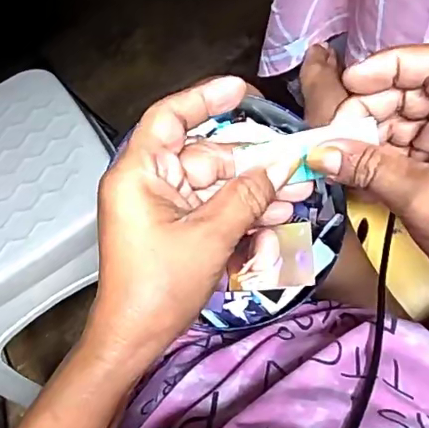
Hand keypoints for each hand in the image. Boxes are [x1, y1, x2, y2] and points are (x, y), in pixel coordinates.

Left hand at [89, 77, 300, 355]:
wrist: (133, 337)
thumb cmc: (157, 287)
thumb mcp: (209, 237)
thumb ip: (247, 196)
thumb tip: (279, 168)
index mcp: (137, 174)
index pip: (168, 117)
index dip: (204, 98)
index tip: (242, 90)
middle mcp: (144, 184)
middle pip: (201, 155)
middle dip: (249, 163)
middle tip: (294, 166)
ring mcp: (157, 207)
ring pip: (211, 186)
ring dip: (251, 193)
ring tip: (295, 199)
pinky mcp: (169, 229)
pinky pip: (207, 210)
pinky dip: (237, 214)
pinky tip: (274, 219)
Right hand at [304, 44, 428, 301]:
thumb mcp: (424, 199)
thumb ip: (370, 169)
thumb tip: (319, 152)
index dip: (394, 65)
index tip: (351, 82)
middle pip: (414, 88)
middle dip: (371, 105)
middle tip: (335, 130)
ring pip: (400, 113)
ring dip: (365, 129)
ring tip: (339, 151)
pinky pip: (396, 138)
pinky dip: (370, 148)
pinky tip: (351, 162)